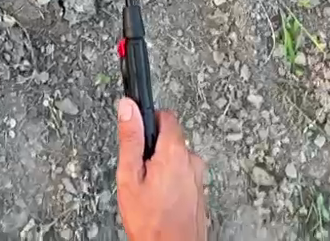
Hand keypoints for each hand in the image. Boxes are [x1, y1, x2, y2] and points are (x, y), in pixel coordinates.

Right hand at [115, 98, 207, 240]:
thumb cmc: (151, 222)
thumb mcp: (130, 177)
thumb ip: (130, 138)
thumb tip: (128, 107)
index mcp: (174, 152)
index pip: (166, 115)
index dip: (149, 120)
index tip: (139, 134)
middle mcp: (192, 161)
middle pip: (171, 138)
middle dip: (155, 149)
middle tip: (140, 171)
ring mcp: (199, 179)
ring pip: (177, 159)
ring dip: (164, 167)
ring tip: (150, 190)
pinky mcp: (200, 194)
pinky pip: (185, 176)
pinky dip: (173, 182)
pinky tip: (162, 200)